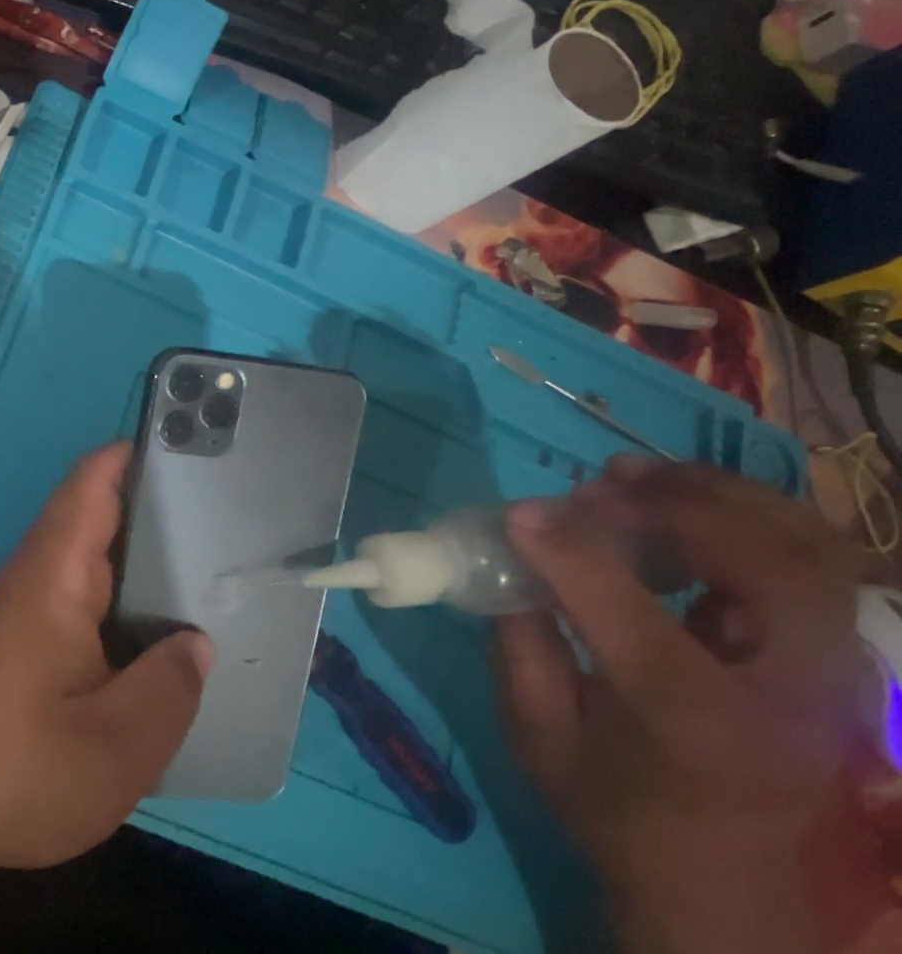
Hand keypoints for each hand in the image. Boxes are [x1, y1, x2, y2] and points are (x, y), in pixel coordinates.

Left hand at [0, 442, 213, 873]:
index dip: (138, 452)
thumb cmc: (15, 772)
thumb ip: (169, 687)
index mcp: (53, 577)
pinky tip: (164, 644)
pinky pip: (82, 606)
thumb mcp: (117, 745)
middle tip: (242, 519)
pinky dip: (125, 610)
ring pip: (93, 567)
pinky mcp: (20, 647)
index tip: (200, 444)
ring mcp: (23, 613)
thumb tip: (196, 643)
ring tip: (223, 577)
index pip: (91, 484)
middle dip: (162, 512)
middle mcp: (34, 580)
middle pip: (98, 519)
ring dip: (147, 567)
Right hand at [495, 457, 864, 950]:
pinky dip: (744, 517)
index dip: (576, 556)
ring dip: (720, 498)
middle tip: (597, 483)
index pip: (639, 622)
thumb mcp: (538, 735)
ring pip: (810, 550)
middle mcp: (791, 698)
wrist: (716, 871)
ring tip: (635, 475)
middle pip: (773, 569)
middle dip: (680, 506)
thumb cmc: (610, 806)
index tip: (522, 513)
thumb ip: (522, 644)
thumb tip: (509, 556)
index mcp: (699, 731)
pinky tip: (677, 505)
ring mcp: (833, 677)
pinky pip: (807, 561)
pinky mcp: (837, 657)